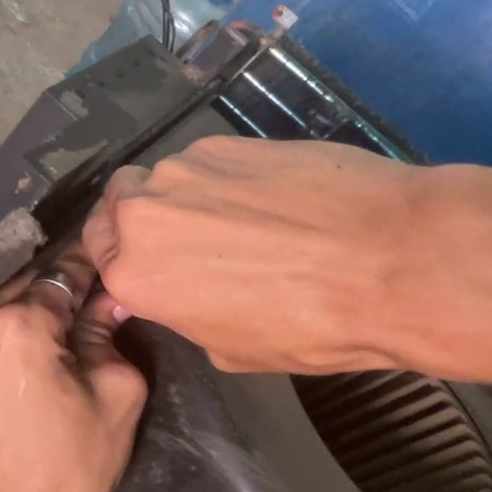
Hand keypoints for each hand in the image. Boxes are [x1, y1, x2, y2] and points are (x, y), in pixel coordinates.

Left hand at [0, 252, 147, 491]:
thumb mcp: (114, 398)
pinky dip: (3, 329)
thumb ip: (109, 336)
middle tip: (91, 302)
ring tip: (62, 327)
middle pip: (25, 285)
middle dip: (58, 292)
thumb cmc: (66, 470)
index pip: (61, 276)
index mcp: (16, 324)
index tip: (108, 266)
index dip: (88, 272)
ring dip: (28, 309)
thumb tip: (106, 302)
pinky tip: (26, 349)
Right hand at [84, 136, 423, 375]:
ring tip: (236, 218)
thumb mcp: (231, 349)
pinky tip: (269, 197)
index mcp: (134, 274)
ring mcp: (183, 170)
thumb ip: (183, 314)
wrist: (392, 257)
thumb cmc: (312, 324)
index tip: (154, 271)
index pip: (99, 258)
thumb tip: (182, 293)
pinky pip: (204, 163)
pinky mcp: (225, 142)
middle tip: (182, 243)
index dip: (126, 265)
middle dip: (134, 223)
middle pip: (115, 208)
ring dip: (179, 198)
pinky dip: (221, 179)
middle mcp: (141, 214)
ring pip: (160, 180)